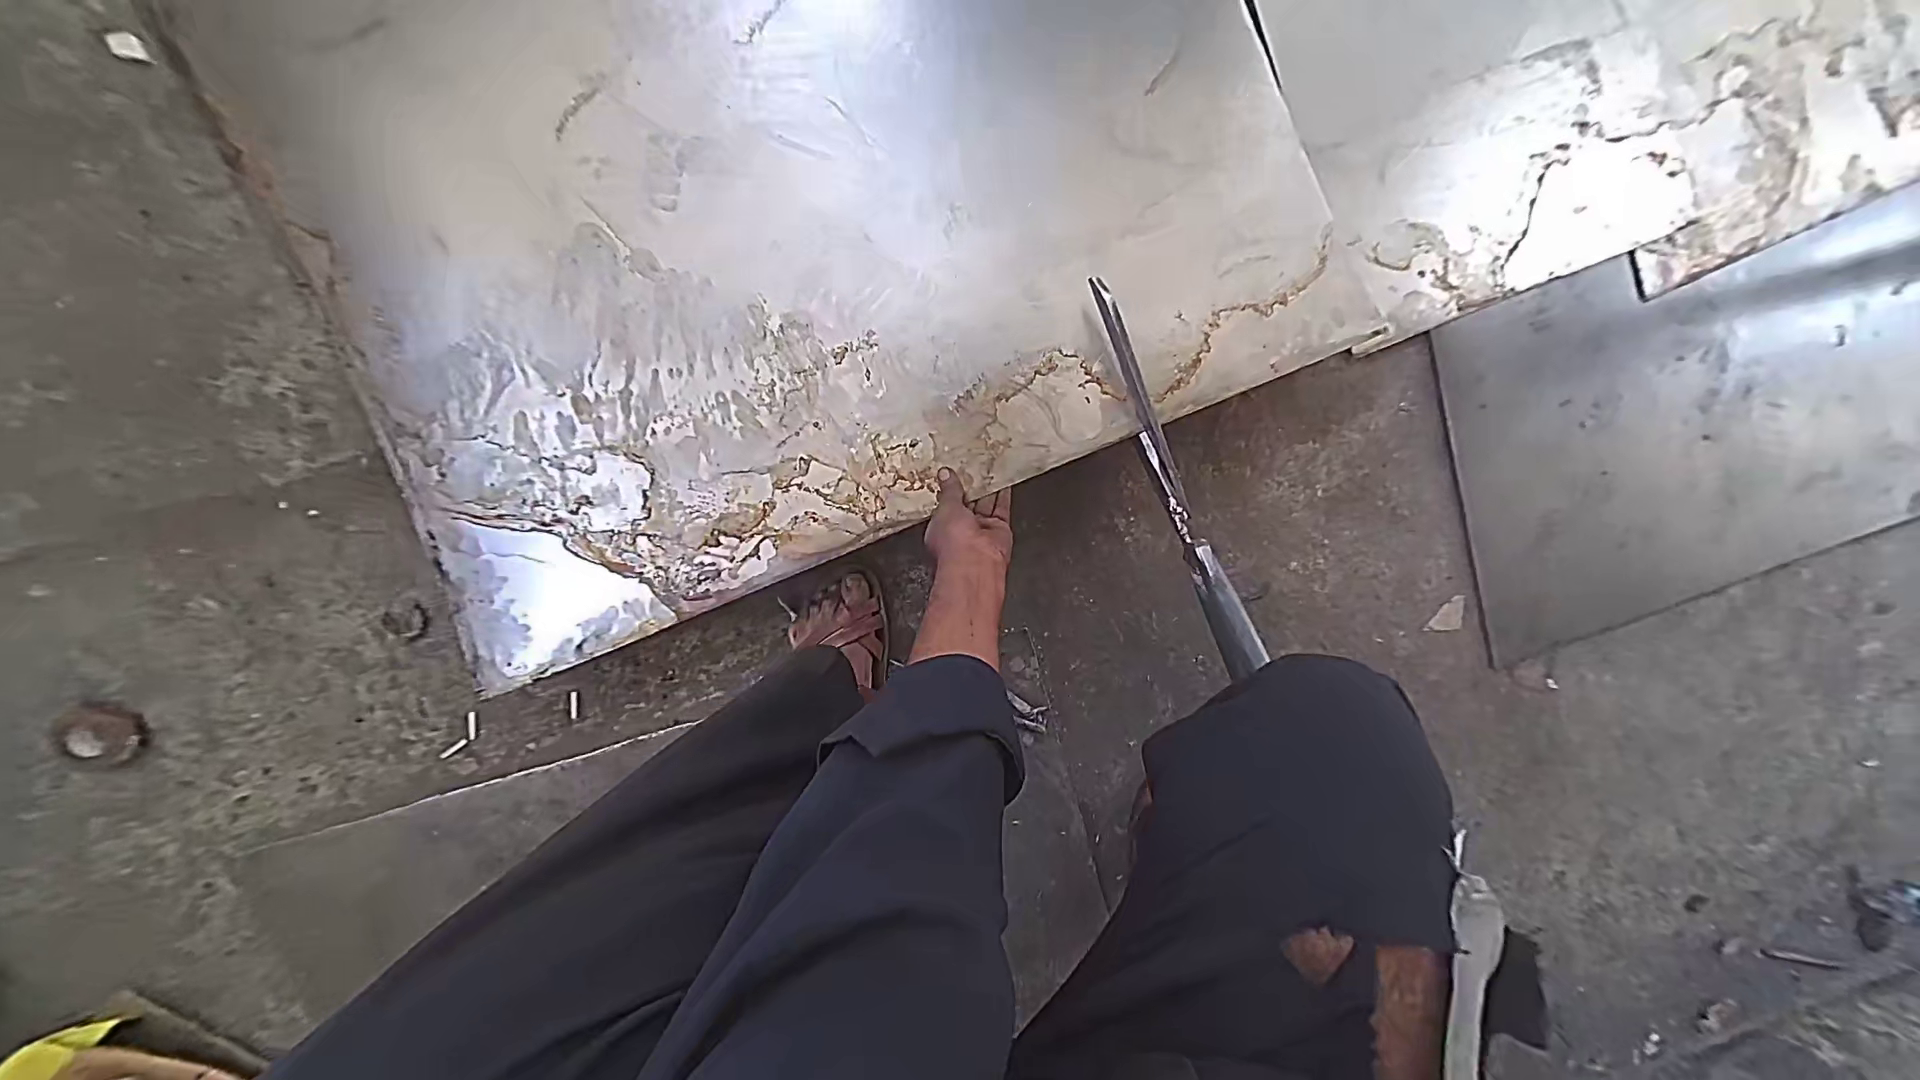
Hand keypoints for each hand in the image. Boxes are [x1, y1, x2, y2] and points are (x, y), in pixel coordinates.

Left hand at [910, 468, 1011, 669]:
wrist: (975, 562)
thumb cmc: (953, 543)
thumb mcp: (945, 507)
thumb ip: (949, 490)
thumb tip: (945, 475)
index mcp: (941, 528)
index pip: (946, 504)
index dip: (949, 488)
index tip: (953, 471)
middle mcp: (962, 530)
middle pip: (967, 503)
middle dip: (970, 487)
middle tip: (972, 465)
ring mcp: (981, 530)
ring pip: (985, 503)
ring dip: (987, 487)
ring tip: (988, 467)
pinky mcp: (999, 529)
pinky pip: (1002, 507)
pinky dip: (1003, 493)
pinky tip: (1003, 480)